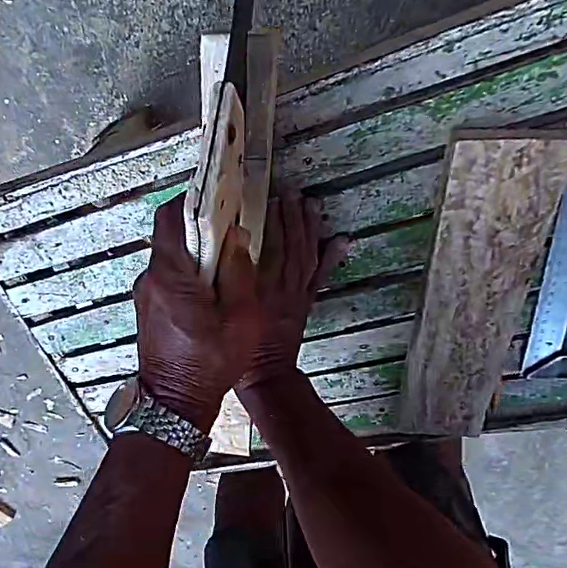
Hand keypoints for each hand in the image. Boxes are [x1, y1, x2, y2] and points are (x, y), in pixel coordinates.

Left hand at [132, 201, 260, 431]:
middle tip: (231, 225)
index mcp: (170, 277)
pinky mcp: (150, 307)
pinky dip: (190, 270)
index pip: (171, 216)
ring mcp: (147, 294)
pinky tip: (213, 284)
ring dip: (197, 250)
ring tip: (228, 257)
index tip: (218, 193)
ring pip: (171, 255)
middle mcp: (151, 279)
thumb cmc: (209, 365)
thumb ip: (239, 272)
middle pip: (171, 233)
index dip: (194, 198)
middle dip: (201, 224)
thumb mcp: (241, 319)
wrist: (174, 404)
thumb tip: (237, 236)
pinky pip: (169, 275)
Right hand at [238, 190, 349, 392]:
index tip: (270, 199)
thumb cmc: (240, 350)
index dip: (272, 222)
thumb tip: (227, 247)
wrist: (267, 376)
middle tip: (292, 191)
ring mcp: (298, 296)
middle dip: (293, 217)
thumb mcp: (225, 314)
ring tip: (311, 204)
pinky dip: (332, 258)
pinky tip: (341, 240)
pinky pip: (321, 277)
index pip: (269, 248)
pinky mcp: (306, 304)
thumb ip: (228, 282)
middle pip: (292, 246)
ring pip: (307, 256)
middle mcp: (283, 289)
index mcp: (261, 289)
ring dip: (310, 229)